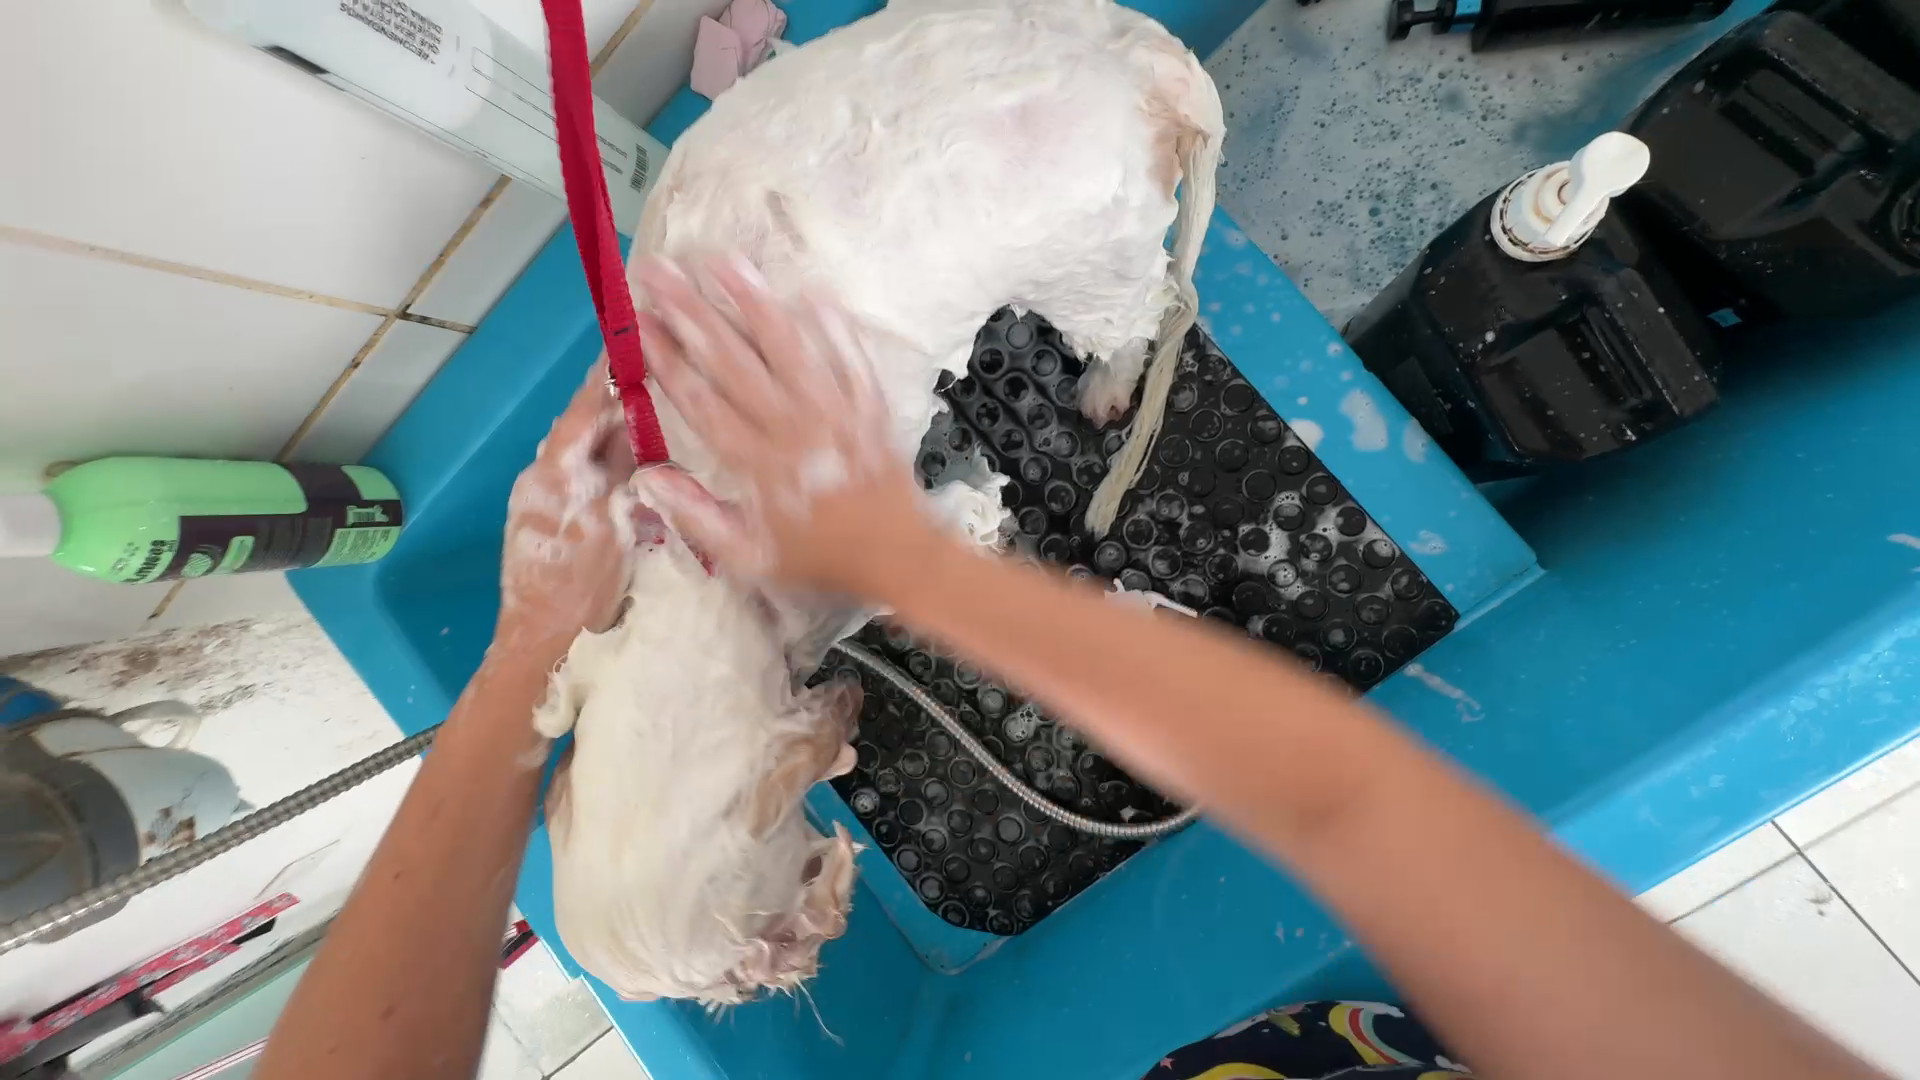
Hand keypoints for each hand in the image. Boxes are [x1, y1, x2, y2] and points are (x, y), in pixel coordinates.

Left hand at [497, 363, 644, 654]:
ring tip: (644, 410)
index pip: (582, 412)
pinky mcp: (546, 516)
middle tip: (645, 372)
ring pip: (579, 450)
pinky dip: (605, 458)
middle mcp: (540, 478)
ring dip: (609, 429)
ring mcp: (540, 497)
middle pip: (578, 426)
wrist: (543, 637)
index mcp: (554, 475)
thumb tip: (646, 441)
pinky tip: (631, 461)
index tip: (624, 342)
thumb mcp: (616, 528)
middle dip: (610, 398)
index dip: (603, 377)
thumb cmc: (584, 587)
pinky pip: (579, 473)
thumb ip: (628, 479)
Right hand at [629, 255, 934, 595]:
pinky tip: (813, 292)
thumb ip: (699, 517)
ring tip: (724, 260)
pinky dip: (834, 327)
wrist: (898, 555)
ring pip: (791, 348)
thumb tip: (648, 478)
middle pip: (735, 362)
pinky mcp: (870, 406)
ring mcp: (836, 412)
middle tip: (660, 271)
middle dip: (692, 314)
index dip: (665, 359)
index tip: (637, 322)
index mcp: (758, 464)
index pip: (701, 401)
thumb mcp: (752, 557)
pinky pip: (851, 359)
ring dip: (755, 302)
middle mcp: (794, 428)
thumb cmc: (822, 558)